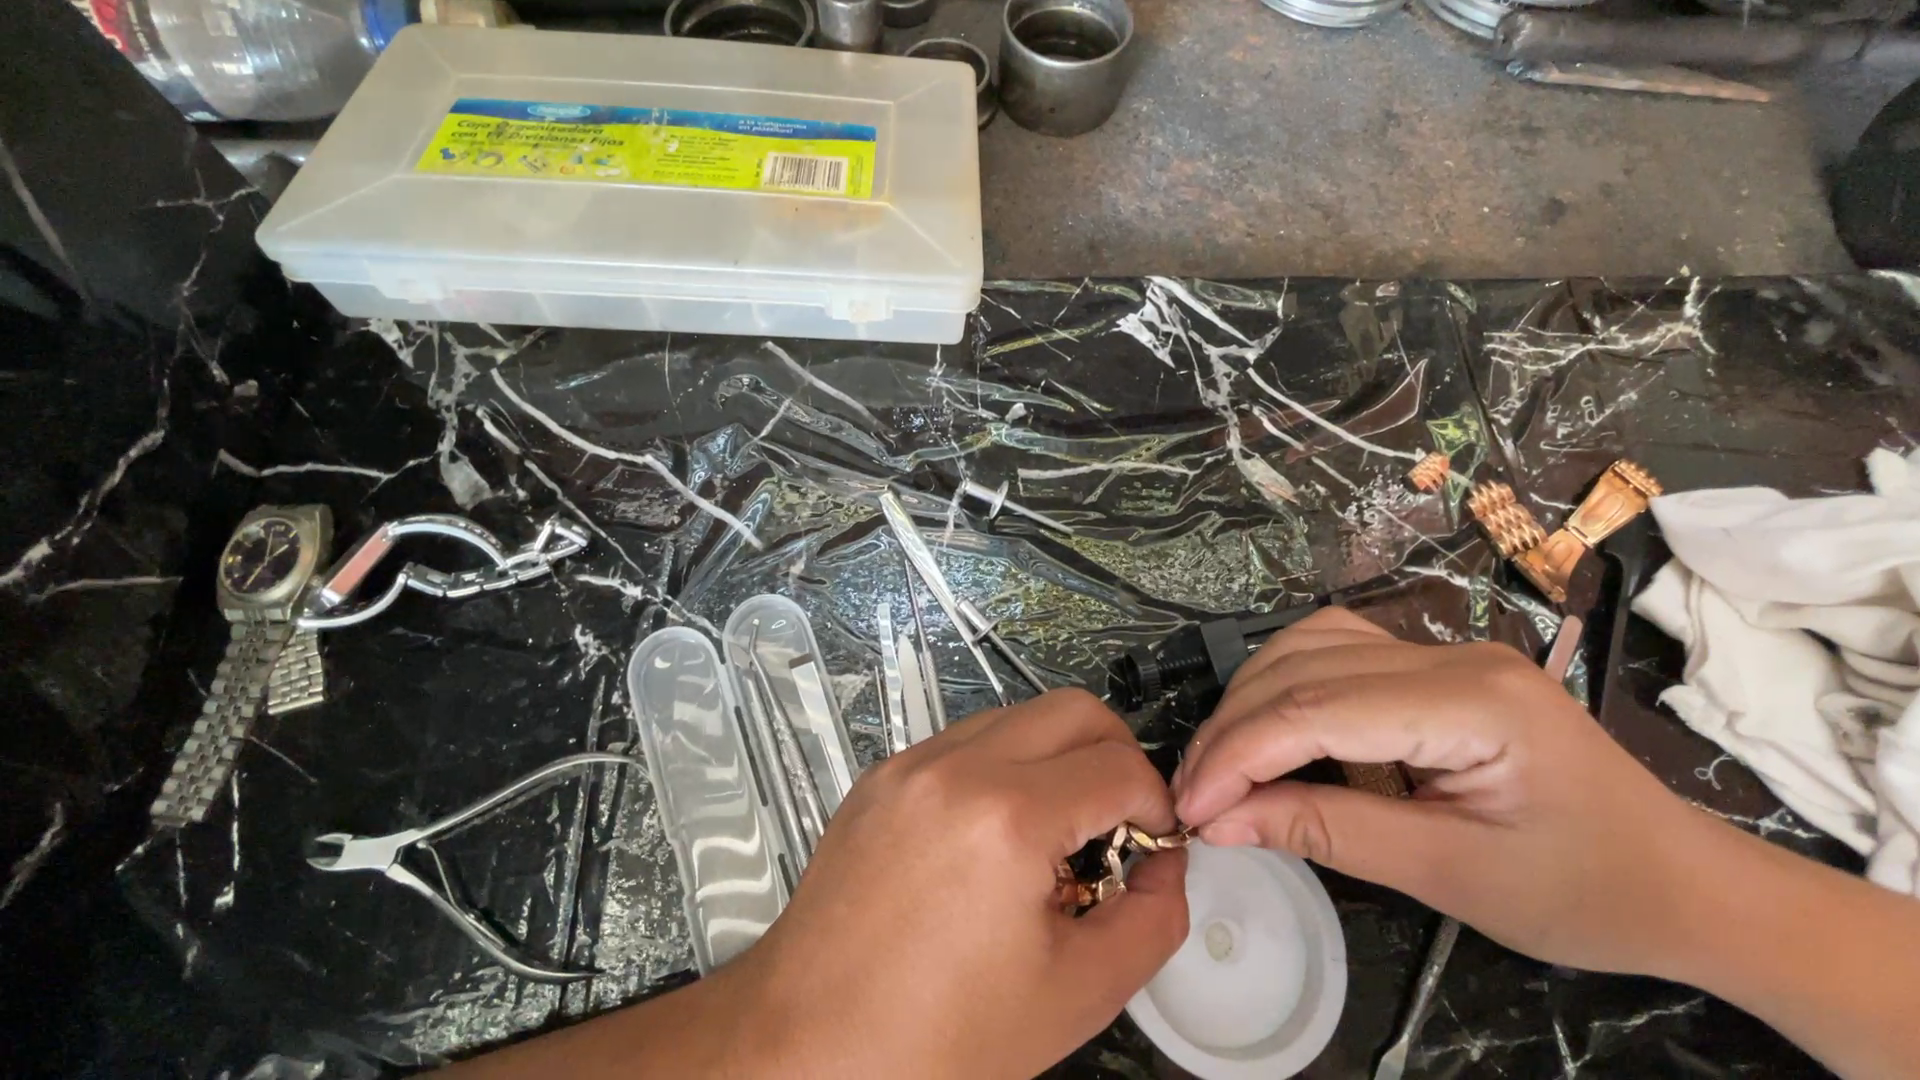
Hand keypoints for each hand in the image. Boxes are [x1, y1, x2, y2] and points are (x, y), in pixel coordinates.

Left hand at [733, 688, 1188, 1078]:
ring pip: (1015, 717)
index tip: (1152, 846)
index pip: (1120, 767)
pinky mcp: (880, 778)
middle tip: (1119, 822)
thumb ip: (1153, 918)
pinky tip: (994, 838)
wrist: (807, 1044)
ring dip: (1054, 758)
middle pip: (1072, 709)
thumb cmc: (937, 1036)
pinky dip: (1000, 768)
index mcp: (1006, 816)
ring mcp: (908, 765)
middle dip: (1115, 754)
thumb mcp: (1078, 993)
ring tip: (1052, 835)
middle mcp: (954, 767)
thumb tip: (1163, 863)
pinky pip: (963, 743)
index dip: (1157, 805)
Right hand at [1170, 607, 1715, 977]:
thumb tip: (1220, 820)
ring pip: (1307, 646)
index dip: (1238, 756)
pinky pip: (1333, 653)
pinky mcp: (1434, 667)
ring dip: (1250, 702)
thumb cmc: (1588, 893)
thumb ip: (1327, 832)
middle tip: (1192, 797)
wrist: (1689, 884)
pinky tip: (1269, 728)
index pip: (1316, 708)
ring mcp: (1443, 651)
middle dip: (1232, 731)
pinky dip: (1283, 688)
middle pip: (1301, 668)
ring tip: (1219, 766)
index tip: (1190, 810)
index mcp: (1472, 701)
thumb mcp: (1451, 875)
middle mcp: (1451, 653)